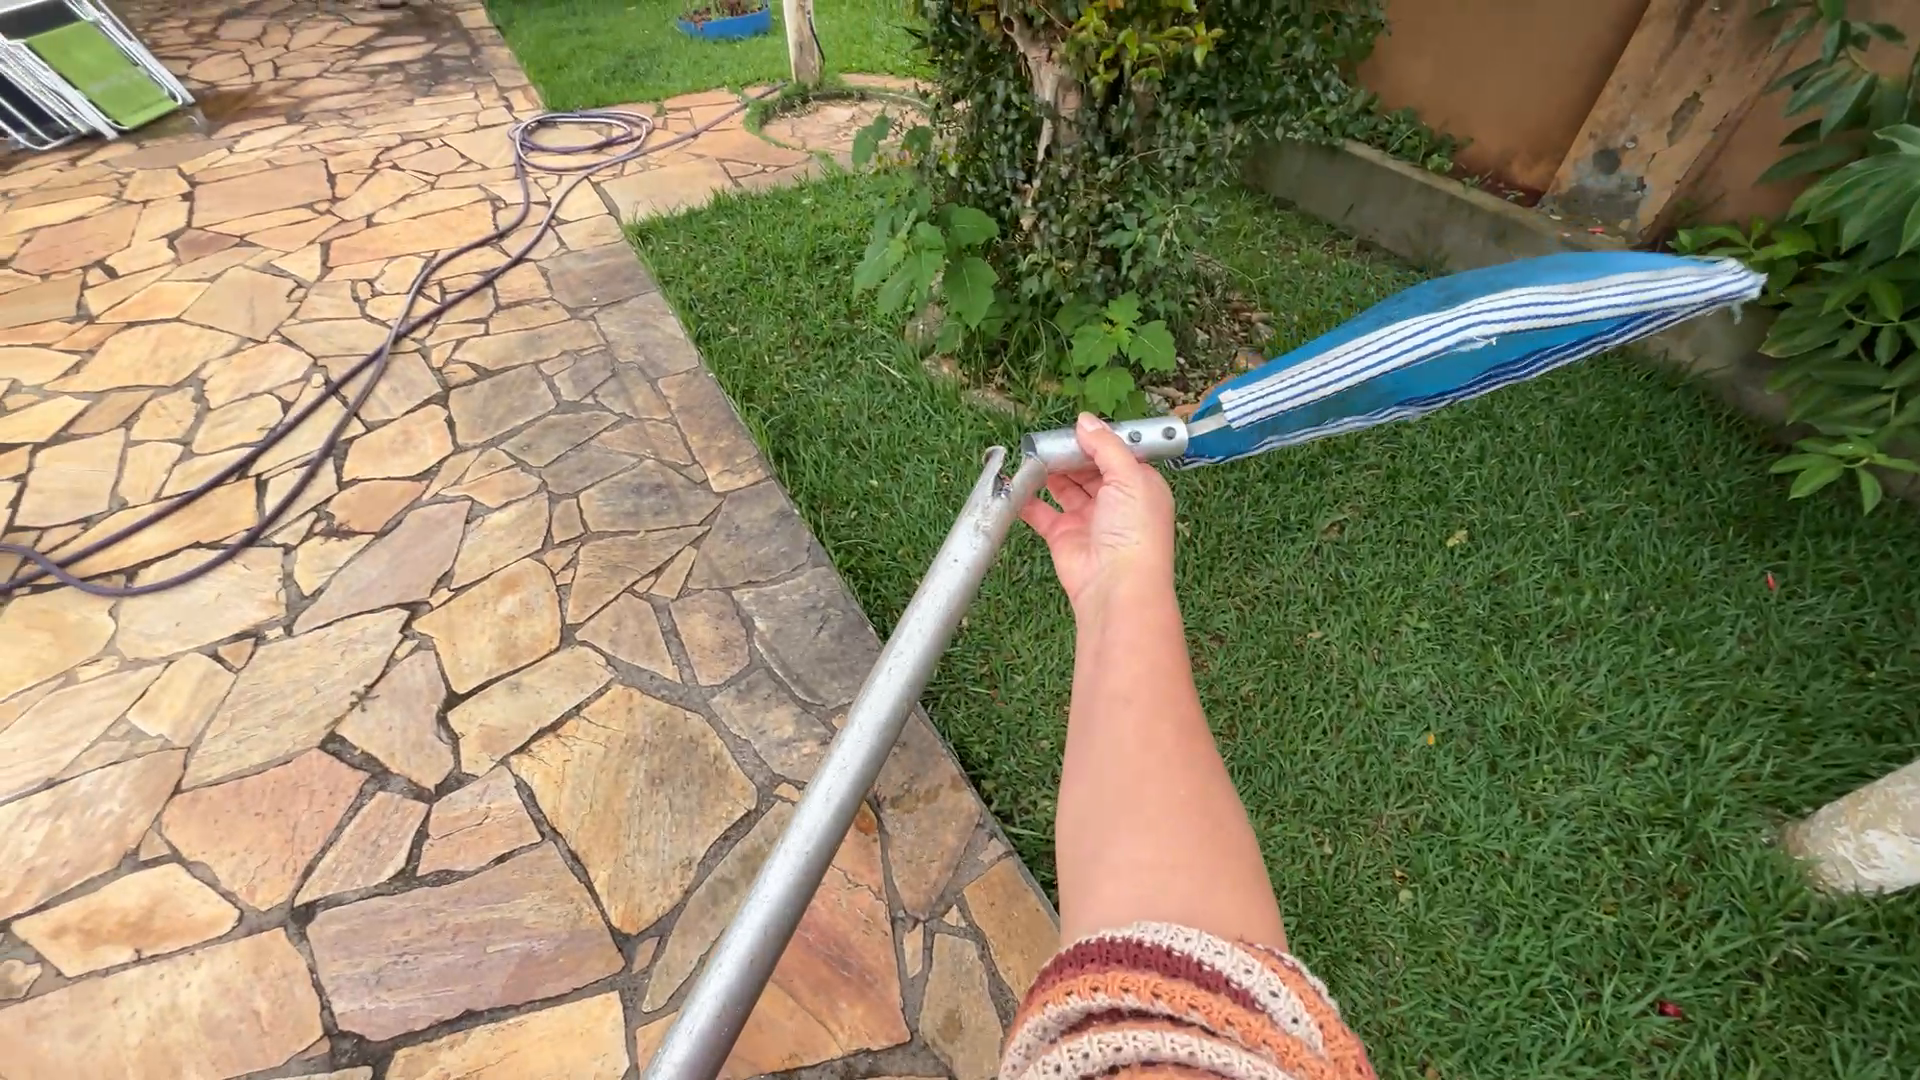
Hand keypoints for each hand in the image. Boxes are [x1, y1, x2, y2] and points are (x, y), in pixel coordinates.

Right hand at [1019, 413, 1176, 614]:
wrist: (1116, 583)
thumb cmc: (1135, 533)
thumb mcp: (1129, 476)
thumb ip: (1106, 446)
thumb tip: (1085, 421)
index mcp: (1139, 485)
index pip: (1117, 454)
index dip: (1098, 440)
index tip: (1076, 427)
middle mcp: (1115, 502)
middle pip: (1088, 469)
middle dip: (1070, 454)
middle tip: (1049, 440)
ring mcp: (1088, 518)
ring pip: (1065, 487)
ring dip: (1050, 472)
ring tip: (1032, 455)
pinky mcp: (1063, 535)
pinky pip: (1042, 512)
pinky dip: (1028, 499)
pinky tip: (1018, 483)